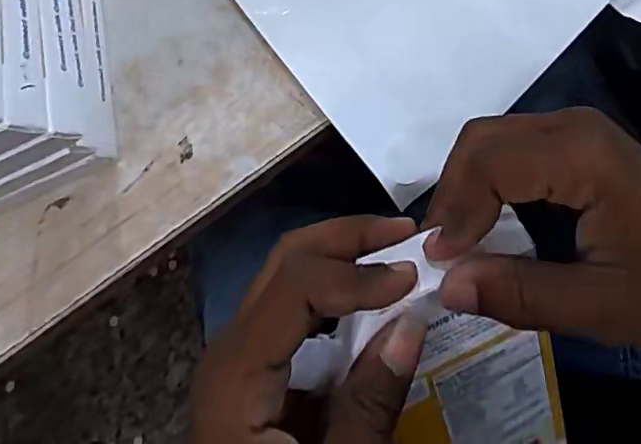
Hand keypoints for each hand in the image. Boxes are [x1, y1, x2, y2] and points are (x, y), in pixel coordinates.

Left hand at [193, 216, 430, 443]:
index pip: (296, 286)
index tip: (411, 276)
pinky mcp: (252, 363)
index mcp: (236, 373)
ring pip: (284, 271)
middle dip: (346, 238)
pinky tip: (364, 291)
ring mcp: (237, 351)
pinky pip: (289, 302)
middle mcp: (229, 346)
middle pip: (285, 261)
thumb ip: (368, 406)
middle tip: (404, 233)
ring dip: (339, 251)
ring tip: (391, 250)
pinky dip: (330, 283)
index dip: (356, 272)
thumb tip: (411, 321)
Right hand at [423, 109, 640, 381]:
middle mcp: (571, 125)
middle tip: (442, 250)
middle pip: (482, 139)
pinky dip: (488, 181)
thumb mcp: (605, 308)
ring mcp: (575, 128)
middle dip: (453, 192)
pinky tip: (487, 222)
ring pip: (492, 139)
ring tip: (458, 240)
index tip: (440, 262)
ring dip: (467, 185)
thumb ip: (522, 293)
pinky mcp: (578, 142)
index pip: (489, 162)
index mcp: (580, 155)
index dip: (456, 208)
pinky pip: (513, 148)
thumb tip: (447, 286)